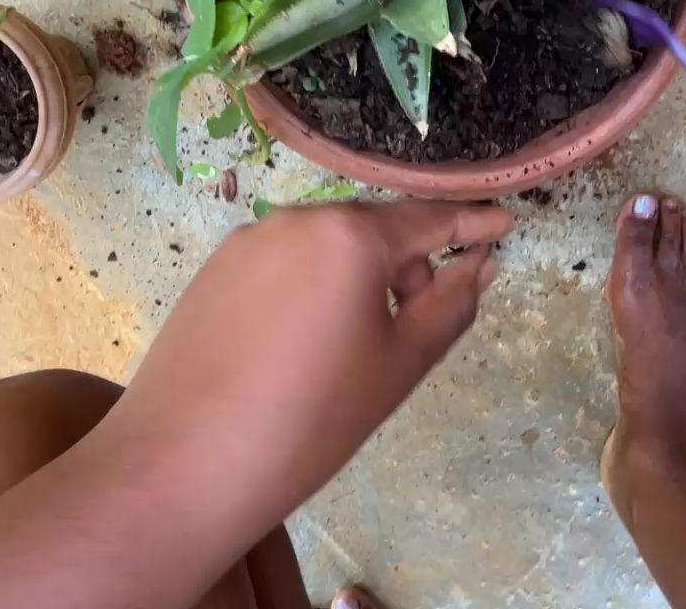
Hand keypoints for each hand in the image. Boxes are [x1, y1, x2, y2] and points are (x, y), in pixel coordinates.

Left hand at [104, 200, 512, 528]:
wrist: (179, 466)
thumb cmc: (310, 419)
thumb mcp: (399, 365)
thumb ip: (451, 303)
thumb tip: (482, 262)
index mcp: (350, 235)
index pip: (429, 218)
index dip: (472, 221)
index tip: (506, 223)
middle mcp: (299, 218)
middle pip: (376, 228)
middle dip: (409, 263)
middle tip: (415, 320)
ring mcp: (251, 238)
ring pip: (329, 242)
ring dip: (361, 273)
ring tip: (356, 339)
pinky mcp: (217, 265)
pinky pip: (288, 258)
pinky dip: (315, 281)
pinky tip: (304, 338)